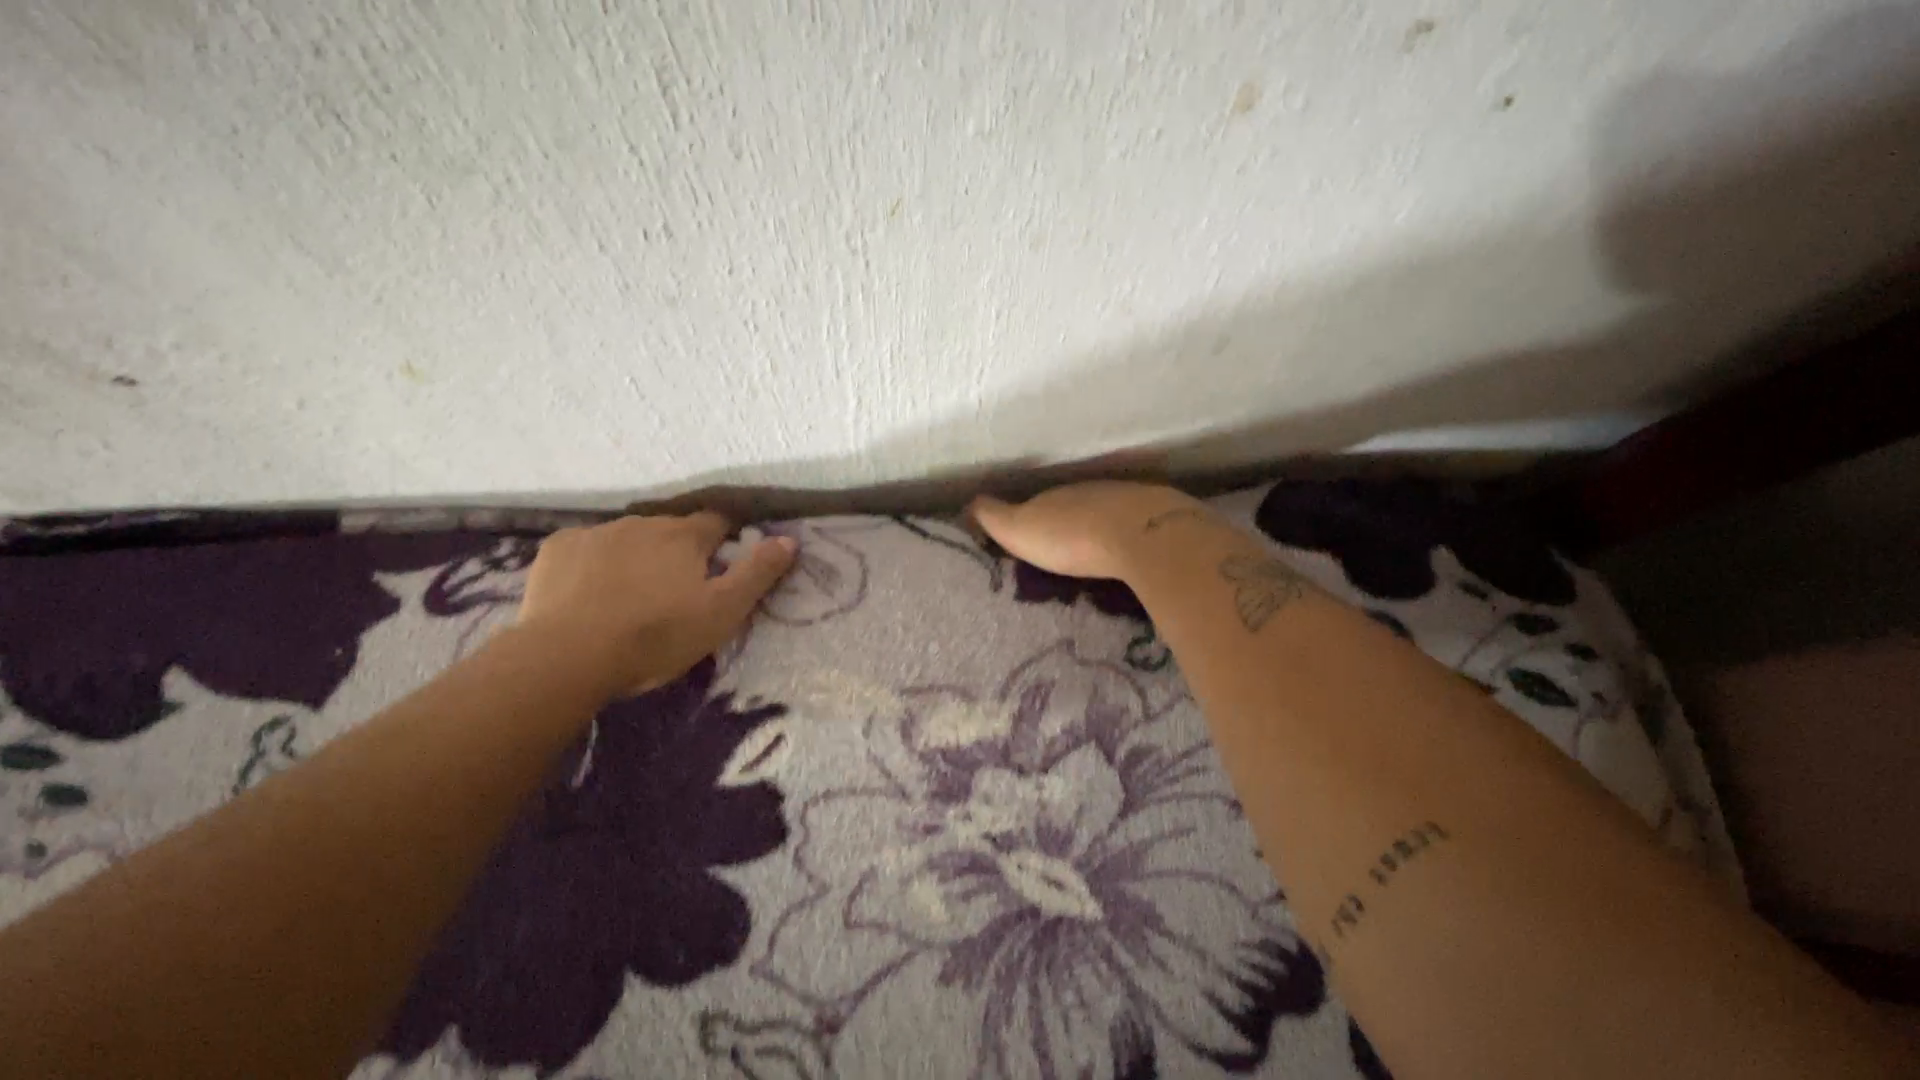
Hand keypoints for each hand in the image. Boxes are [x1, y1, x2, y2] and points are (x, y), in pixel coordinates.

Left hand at [516, 513, 796, 695]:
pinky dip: (592, 565)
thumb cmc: (656, 636)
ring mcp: (596, 533)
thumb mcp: (722, 613)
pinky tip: (587, 594)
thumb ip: (757, 574)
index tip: (723, 563)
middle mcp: (642, 523)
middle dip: (676, 552)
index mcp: (684, 536)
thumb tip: (789, 539)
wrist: (569, 655)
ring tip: (629, 596)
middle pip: (669, 531)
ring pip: (625, 539)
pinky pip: (584, 550)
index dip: (725, 541)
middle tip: (674, 591)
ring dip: (634, 557)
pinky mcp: (557, 550)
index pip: (717, 523)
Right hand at [967, 481, 1215, 580]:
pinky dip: (1132, 537)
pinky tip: (1133, 553)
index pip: (1039, 503)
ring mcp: (1131, 501)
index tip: (1028, 536)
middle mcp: (1095, 491)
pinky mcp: (1164, 519)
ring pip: (1111, 514)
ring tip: (1099, 554)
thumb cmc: (1074, 536)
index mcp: (1058, 494)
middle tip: (1065, 548)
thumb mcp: (1020, 529)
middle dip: (1070, 524)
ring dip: (1103, 530)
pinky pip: (1139, 527)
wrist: (1144, 537)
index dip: (1031, 518)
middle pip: (1078, 507)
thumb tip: (969, 503)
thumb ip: (994, 517)